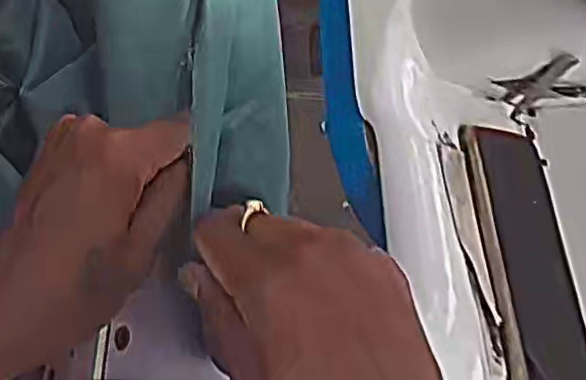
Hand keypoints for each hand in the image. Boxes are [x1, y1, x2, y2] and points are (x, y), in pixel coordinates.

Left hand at [0, 114, 189, 378]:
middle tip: (138, 215)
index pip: (180, 128)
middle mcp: (93, 128)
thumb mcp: (141, 252)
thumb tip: (186, 162)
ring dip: (124, 169)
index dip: (191, 153)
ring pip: (122, 143)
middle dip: (152, 170)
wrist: (7, 299)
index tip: (188, 181)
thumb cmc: (75, 287)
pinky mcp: (52, 141)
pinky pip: (95, 145)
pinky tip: (87, 204)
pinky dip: (98, 166)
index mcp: (119, 153)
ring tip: (108, 215)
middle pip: (147, 139)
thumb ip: (172, 195)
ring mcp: (68, 130)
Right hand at [182, 206, 441, 379]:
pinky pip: (339, 246)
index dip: (207, 247)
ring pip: (298, 229)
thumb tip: (203, 284)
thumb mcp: (251, 372)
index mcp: (268, 277)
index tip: (209, 260)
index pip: (216, 226)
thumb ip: (218, 316)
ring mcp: (350, 252)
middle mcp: (310, 250)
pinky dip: (328, 265)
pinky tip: (331, 307)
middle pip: (256, 222)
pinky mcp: (382, 263)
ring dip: (289, 255)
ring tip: (296, 307)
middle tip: (250, 294)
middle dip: (247, 250)